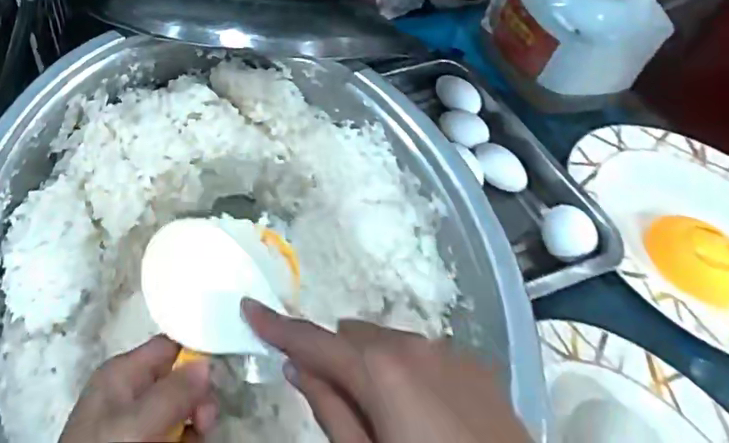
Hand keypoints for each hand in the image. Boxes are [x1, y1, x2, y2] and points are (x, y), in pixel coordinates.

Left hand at [60, 334, 219, 442]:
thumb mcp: (136, 423)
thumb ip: (172, 394)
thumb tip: (208, 364)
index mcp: (122, 374)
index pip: (166, 348)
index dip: (194, 356)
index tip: (218, 379)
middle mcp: (129, 396)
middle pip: (177, 386)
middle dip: (197, 404)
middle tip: (204, 426)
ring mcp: (133, 429)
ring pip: (179, 419)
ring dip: (193, 433)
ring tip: (193, 442)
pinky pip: (171, 441)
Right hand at [243, 300, 528, 442]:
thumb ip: (330, 411)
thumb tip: (300, 368)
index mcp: (379, 369)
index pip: (312, 339)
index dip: (275, 326)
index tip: (247, 307)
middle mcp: (411, 344)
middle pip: (352, 336)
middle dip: (339, 361)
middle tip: (345, 408)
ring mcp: (450, 352)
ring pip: (390, 344)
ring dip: (377, 368)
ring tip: (394, 421)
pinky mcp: (481, 369)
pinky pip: (428, 357)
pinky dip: (413, 375)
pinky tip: (432, 421)